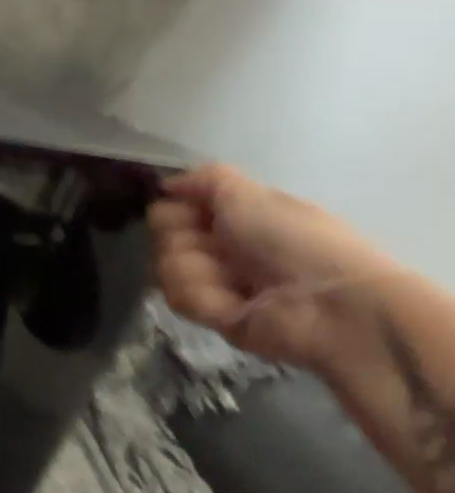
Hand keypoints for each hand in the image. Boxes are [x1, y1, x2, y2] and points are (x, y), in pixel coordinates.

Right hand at [149, 163, 394, 368]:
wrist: (331, 306)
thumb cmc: (299, 242)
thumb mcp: (254, 195)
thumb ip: (206, 179)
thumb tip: (167, 185)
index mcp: (236, 218)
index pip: (174, 207)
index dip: (178, 207)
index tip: (194, 211)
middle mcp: (222, 247)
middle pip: (162, 234)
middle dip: (183, 238)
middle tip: (219, 247)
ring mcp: (213, 281)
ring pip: (165, 264)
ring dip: (195, 269)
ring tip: (234, 281)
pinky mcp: (207, 313)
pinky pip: (176, 295)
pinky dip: (202, 295)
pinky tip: (233, 302)